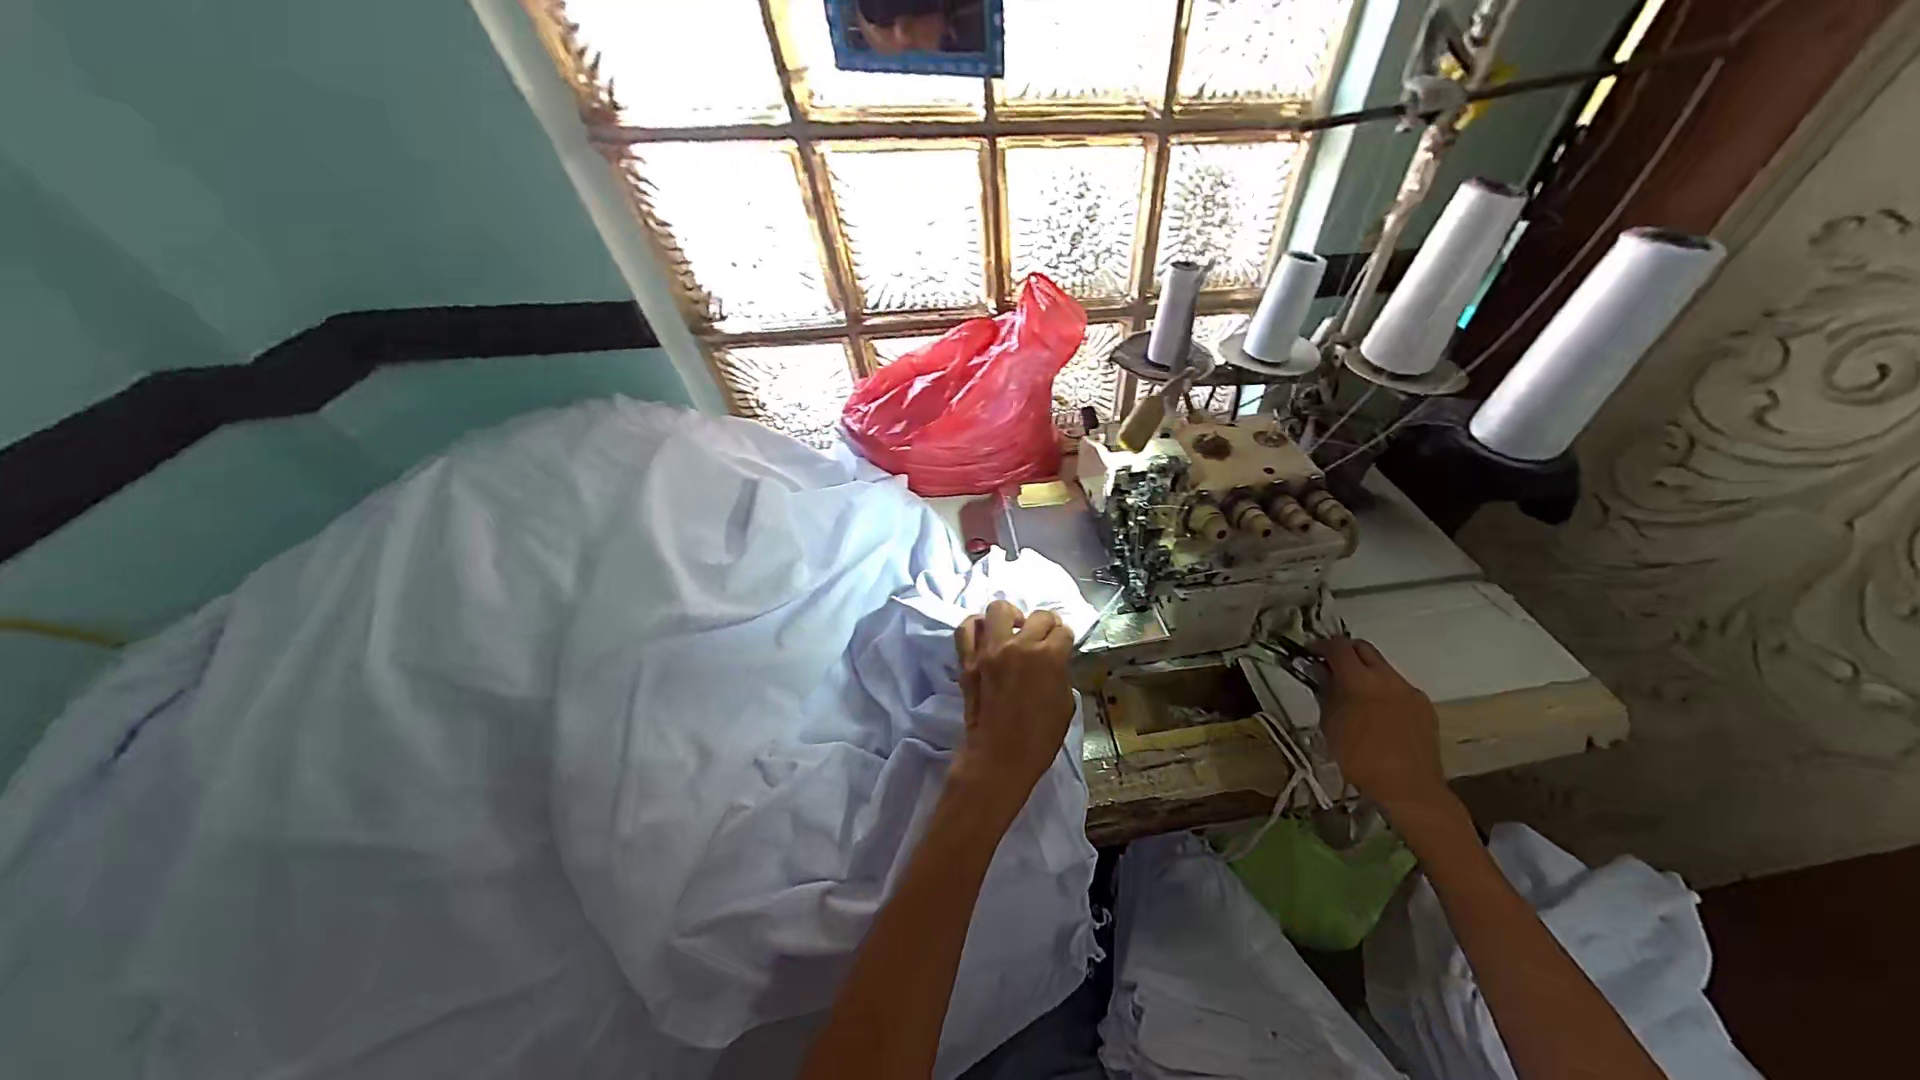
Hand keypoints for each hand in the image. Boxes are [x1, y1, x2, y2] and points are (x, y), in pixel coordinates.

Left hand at [950, 600, 1075, 823]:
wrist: (1000, 756)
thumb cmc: (1040, 737)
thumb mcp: (1065, 703)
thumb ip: (1060, 673)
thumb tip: (1054, 661)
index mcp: (1048, 656)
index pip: (1062, 631)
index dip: (1065, 638)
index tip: (1062, 645)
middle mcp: (1018, 645)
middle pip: (1037, 616)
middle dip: (1045, 624)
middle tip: (1042, 637)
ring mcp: (989, 650)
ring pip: (998, 609)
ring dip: (1010, 616)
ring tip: (1013, 630)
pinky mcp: (967, 659)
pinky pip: (966, 629)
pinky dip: (976, 626)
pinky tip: (985, 634)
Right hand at [1312, 637, 1452, 815]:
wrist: (1408, 788)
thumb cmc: (1359, 758)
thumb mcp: (1330, 724)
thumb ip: (1325, 692)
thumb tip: (1320, 673)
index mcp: (1359, 679)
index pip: (1338, 646)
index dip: (1321, 645)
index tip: (1310, 653)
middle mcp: (1387, 677)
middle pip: (1363, 648)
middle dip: (1345, 652)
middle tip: (1331, 667)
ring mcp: (1409, 690)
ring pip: (1383, 667)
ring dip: (1365, 671)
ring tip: (1353, 693)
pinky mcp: (1424, 706)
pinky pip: (1398, 687)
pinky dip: (1383, 689)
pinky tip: (1377, 712)